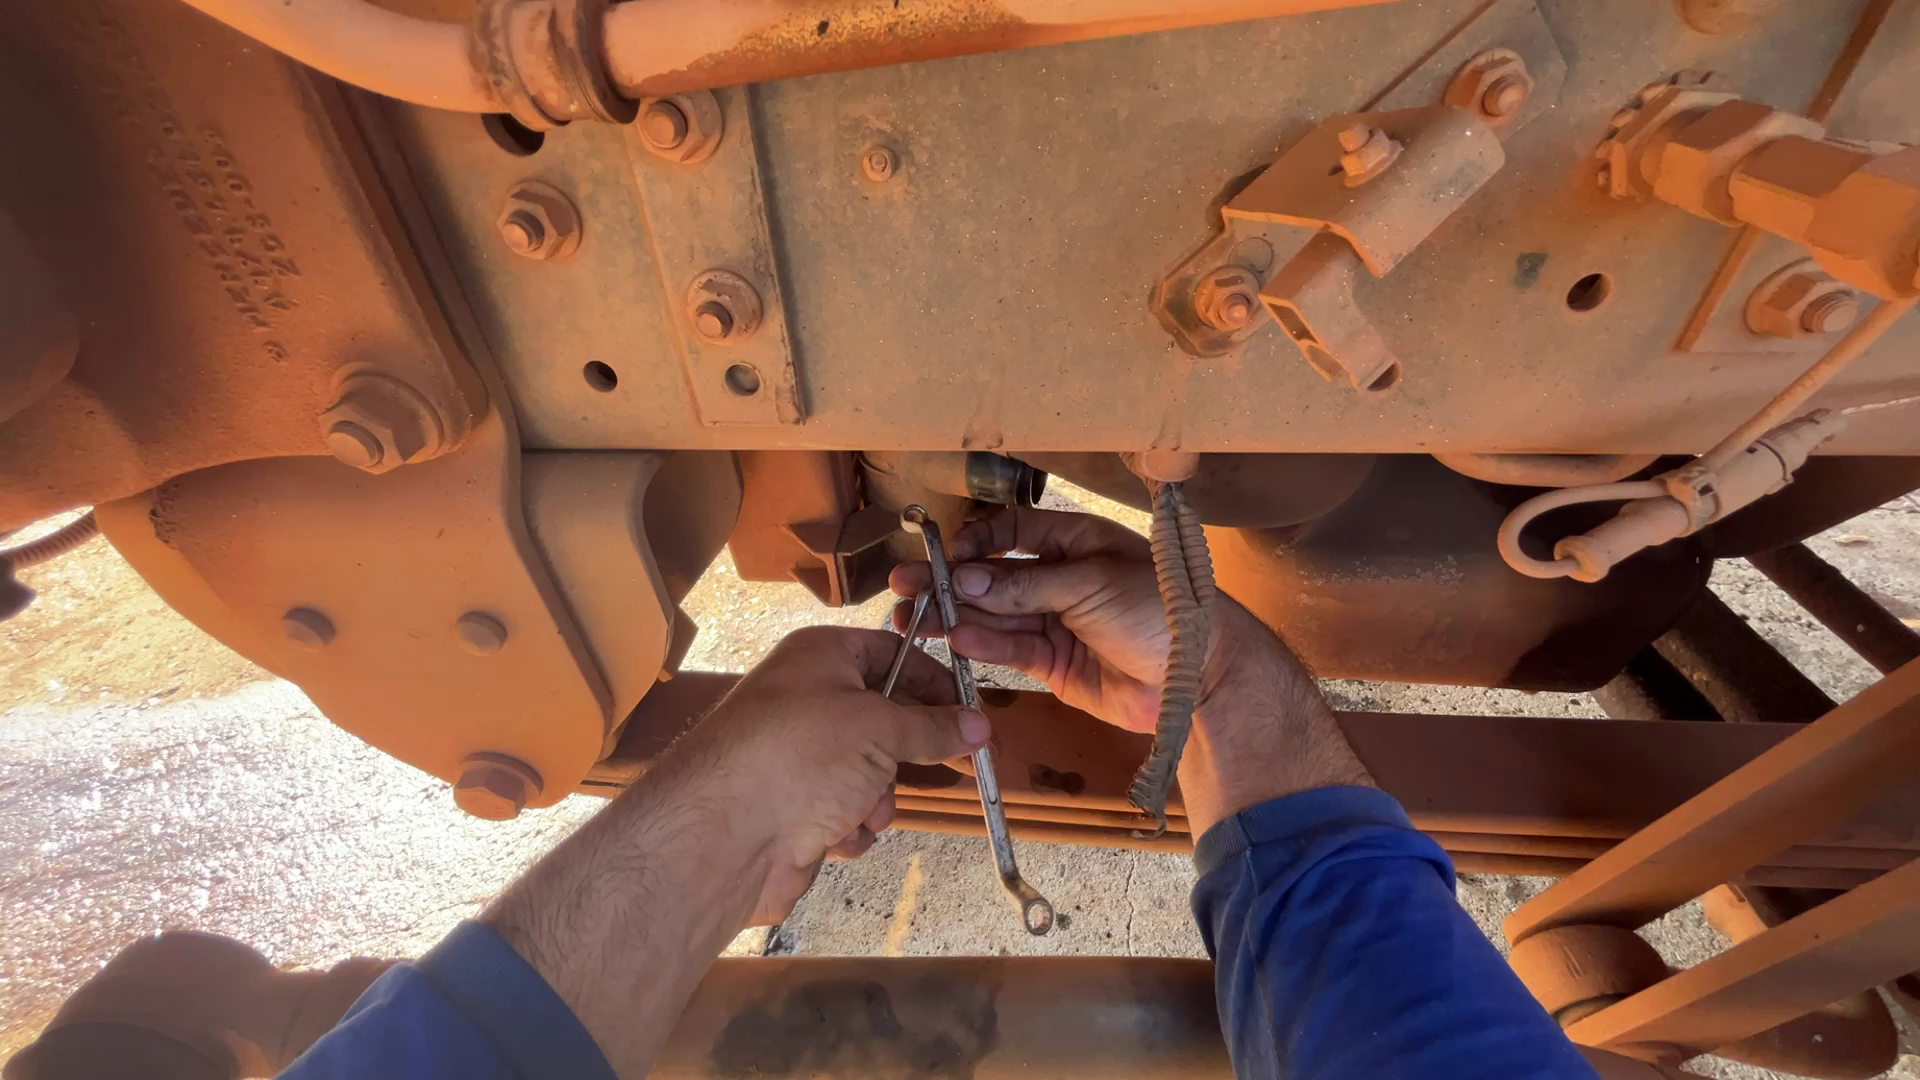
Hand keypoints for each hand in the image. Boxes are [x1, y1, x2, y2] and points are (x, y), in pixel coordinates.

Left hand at [660, 626, 989, 925]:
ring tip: (862, 807)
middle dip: (905, 750)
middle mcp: (808, 698)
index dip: (934, 680)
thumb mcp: (878, 729)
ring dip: (877, 795)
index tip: (970, 711)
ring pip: (870, 769)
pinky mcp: (794, 805)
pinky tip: (832, 834)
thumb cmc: (801, 755)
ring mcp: (799, 755)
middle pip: (884, 716)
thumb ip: (932, 727)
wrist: (719, 837)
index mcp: (821, 657)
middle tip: (954, 765)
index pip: (892, 653)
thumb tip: (980, 726)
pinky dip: (849, 823)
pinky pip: (846, 807)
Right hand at [888, 506, 1371, 836]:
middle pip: (992, 577)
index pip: (1009, 533)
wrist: (1200, 677)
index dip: (974, 544)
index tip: (942, 558)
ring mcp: (1053, 621)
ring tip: (910, 619)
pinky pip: (1010, 649)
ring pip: (993, 616)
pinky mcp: (1052, 663)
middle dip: (948, 581)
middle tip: (902, 586)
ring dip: (954, 616)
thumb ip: (1025, 584)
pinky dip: (983, 645)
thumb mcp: (1091, 584)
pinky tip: (954, 641)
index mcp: (1073, 542)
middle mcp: (1057, 578)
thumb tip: (964, 578)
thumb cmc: (1158, 610)